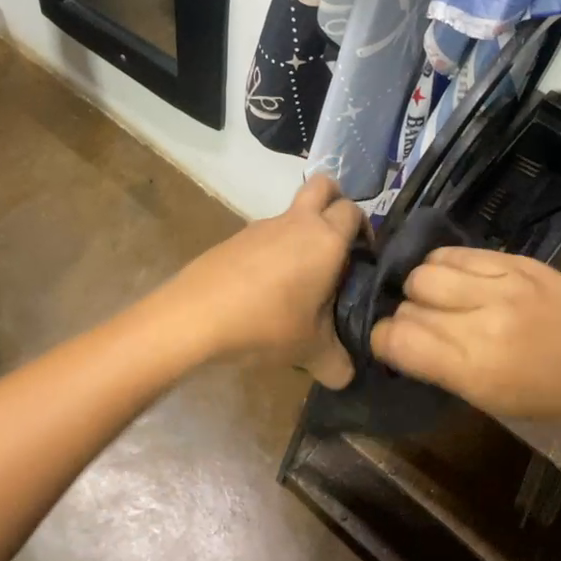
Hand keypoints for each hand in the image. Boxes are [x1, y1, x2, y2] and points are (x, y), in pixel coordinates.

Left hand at [147, 176, 361, 386]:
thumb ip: (337, 363)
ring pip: (291, 213)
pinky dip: (273, 251)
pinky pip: (265, 236)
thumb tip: (347, 374)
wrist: (195, 315)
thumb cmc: (267, 324)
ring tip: (299, 280)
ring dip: (301, 232)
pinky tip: (265, 290)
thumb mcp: (310, 352)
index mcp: (326, 240)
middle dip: (335, 201)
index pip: (355, 211)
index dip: (364, 228)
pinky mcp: (235, 239)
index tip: (364, 257)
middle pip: (324, 186)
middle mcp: (297, 222)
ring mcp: (262, 226)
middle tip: (338, 241)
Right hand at [370, 247, 560, 432]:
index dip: (383, 340)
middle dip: (405, 312)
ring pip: (427, 268)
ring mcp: (504, 284)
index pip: (396, 338)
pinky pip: (457, 252)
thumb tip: (395, 337)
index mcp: (475, 367)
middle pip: (409, 298)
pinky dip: (447, 266)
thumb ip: (435, 366)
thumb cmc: (545, 399)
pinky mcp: (518, 261)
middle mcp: (485, 320)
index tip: (391, 345)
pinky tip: (458, 280)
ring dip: (423, 285)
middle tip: (423, 324)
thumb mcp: (484, 399)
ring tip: (439, 298)